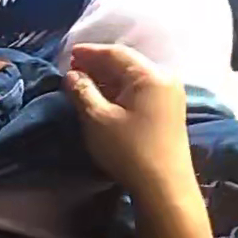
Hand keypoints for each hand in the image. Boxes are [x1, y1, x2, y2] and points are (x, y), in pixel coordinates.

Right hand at [64, 43, 198, 209]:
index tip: (68, 54)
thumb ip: (82, 92)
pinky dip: (118, 89)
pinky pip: (139, 90)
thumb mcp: (97, 119)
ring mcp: (169, 95)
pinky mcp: (168, 110)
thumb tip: (72, 75)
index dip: (90, 52)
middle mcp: (164, 79)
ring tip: (83, 82)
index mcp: (150, 76)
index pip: (116, 54)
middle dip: (97, 64)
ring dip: (107, 78)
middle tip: (72, 67)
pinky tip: (103, 96)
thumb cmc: (128, 149)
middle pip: (126, 63)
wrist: (163, 185)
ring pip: (132, 78)